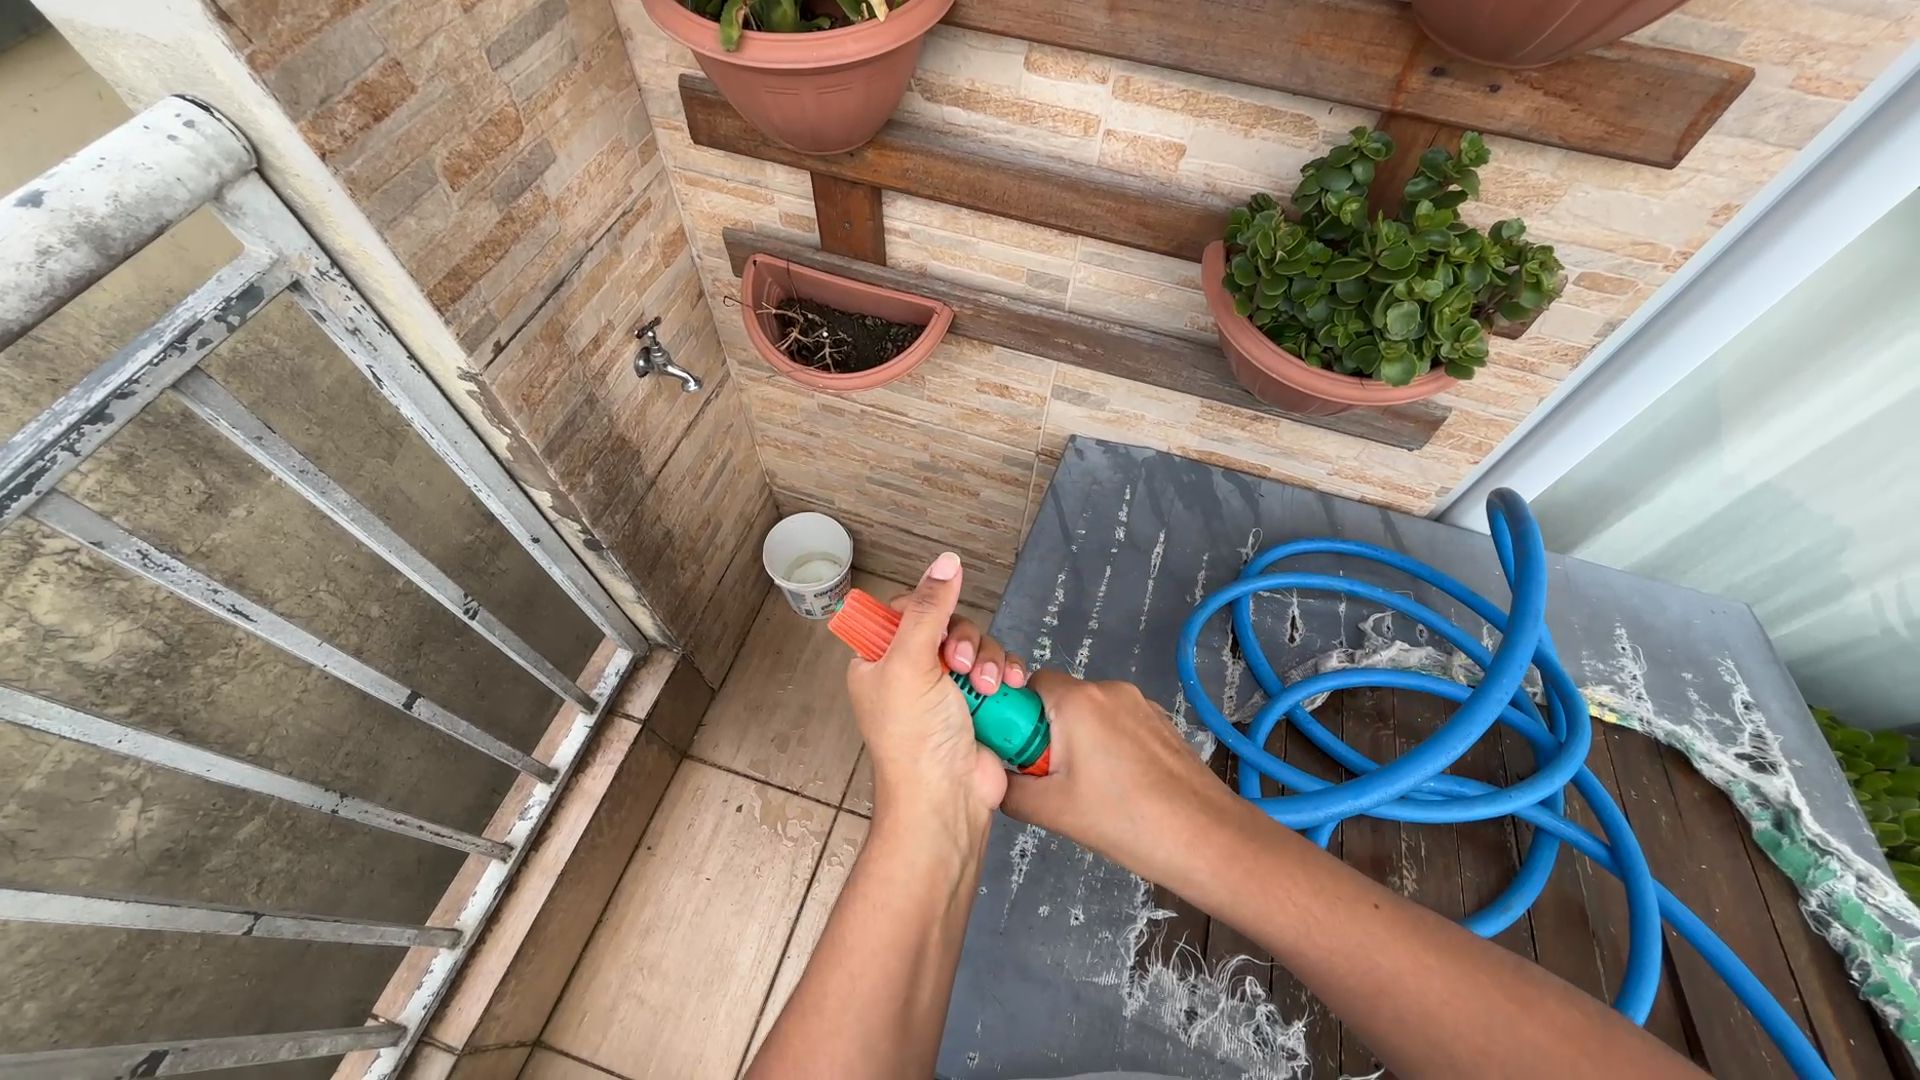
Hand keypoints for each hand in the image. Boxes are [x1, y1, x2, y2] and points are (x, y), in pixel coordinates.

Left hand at [845, 553, 1007, 836]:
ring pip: (979, 645)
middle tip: (961, 665)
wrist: (947, 799)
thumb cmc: (913, 736)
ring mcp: (949, 690)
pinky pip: (1000, 669)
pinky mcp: (981, 704)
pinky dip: (1008, 674)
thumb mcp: (910, 662)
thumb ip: (929, 608)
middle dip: (964, 641)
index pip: (903, 611)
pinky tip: (1012, 686)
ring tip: (988, 687)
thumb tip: (947, 560)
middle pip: (948, 625)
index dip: (925, 611)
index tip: (936, 626)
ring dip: (988, 660)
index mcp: (878, 662)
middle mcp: (912, 672)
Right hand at [1000, 670, 1253, 882]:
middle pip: (1059, 700)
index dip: (1015, 718)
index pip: (1027, 685)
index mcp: (1076, 700)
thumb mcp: (1051, 810)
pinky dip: (1108, 748)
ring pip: (1090, 715)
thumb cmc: (1124, 820)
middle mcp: (1108, 688)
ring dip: (1079, 742)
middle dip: (1047, 734)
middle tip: (1051, 780)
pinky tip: (1121, 788)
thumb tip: (995, 776)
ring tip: (1089, 791)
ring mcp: (1140, 703)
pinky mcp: (1162, 722)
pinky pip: (1118, 725)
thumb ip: (1009, 788)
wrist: (1207, 838)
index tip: (1019, 756)